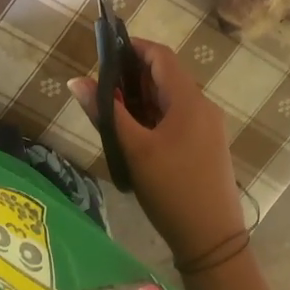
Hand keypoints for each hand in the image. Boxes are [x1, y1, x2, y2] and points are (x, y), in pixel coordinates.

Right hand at [69, 39, 247, 264]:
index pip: (161, 55)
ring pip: (171, 97)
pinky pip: (179, 116)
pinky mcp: (207, 145)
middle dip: (133, 76)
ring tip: (113, 112)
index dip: (133, 48)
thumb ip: (106, 111)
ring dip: (143, 97)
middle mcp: (203, 106)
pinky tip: (135, 135)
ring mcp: (208, 127)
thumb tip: (76, 80)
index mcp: (189, 99)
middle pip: (166, 75)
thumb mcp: (133, 149)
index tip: (104, 54)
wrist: (213, 241)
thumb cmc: (171, 189)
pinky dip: (155, 115)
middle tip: (102, 88)